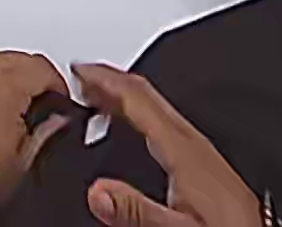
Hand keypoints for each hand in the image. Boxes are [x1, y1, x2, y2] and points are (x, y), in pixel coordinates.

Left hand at [0, 52, 70, 226]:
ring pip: (4, 57)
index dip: (58, 85)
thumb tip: (61, 116)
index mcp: (8, 85)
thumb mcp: (26, 158)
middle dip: (36, 78)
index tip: (60, 99)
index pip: (43, 68)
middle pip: (24, 58)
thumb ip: (49, 130)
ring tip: (14, 104)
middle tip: (40, 103)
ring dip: (14, 74)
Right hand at [74, 64, 263, 226]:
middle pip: (145, 93)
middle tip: (80, 77)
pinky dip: (136, 112)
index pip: (136, 97)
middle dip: (109, 79)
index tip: (78, 70)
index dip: (104, 79)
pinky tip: (130, 129)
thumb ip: (136, 212)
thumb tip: (97, 191)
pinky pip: (161, 120)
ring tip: (96, 97)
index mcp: (182, 148)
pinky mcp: (203, 164)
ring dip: (121, 94)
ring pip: (154, 105)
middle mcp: (191, 142)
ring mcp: (199, 151)